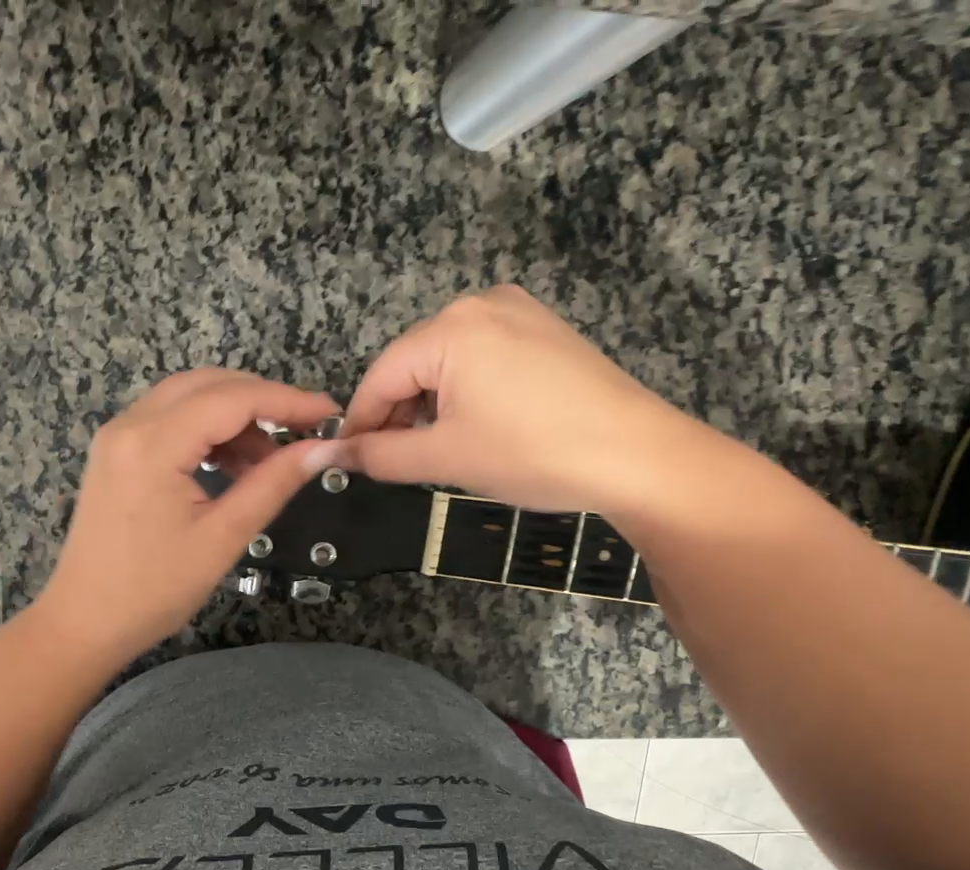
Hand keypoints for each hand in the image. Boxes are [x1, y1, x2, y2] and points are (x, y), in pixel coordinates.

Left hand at [37, 369, 339, 657]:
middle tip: (304, 431)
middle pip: (207, 384)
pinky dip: (205, 429)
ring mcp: (117, 436)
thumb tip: (322, 448)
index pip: (232, 398)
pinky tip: (231, 464)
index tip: (329, 414)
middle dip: (261, 399)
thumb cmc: (153, 589)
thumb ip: (272, 483)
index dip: (287, 399)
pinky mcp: (115, 451)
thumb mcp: (222, 537)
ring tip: (268, 459)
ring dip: (233, 415)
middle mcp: (130, 425)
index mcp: (153, 444)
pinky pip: (168, 418)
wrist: (85, 621)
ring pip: (187, 397)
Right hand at [338, 285, 708, 513]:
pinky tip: (475, 426)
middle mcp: (480, 305)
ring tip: (436, 449)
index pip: (380, 377)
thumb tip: (331, 456)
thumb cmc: (533, 454)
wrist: (638, 457)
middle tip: (393, 463)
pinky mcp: (543, 329)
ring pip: (447, 360)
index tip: (346, 460)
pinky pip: (482, 356)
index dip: (360, 424)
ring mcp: (518, 312)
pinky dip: (465, 390)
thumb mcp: (445, 458)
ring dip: (430, 404)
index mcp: (450, 329)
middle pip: (413, 363)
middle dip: (398, 413)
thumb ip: (379, 455)